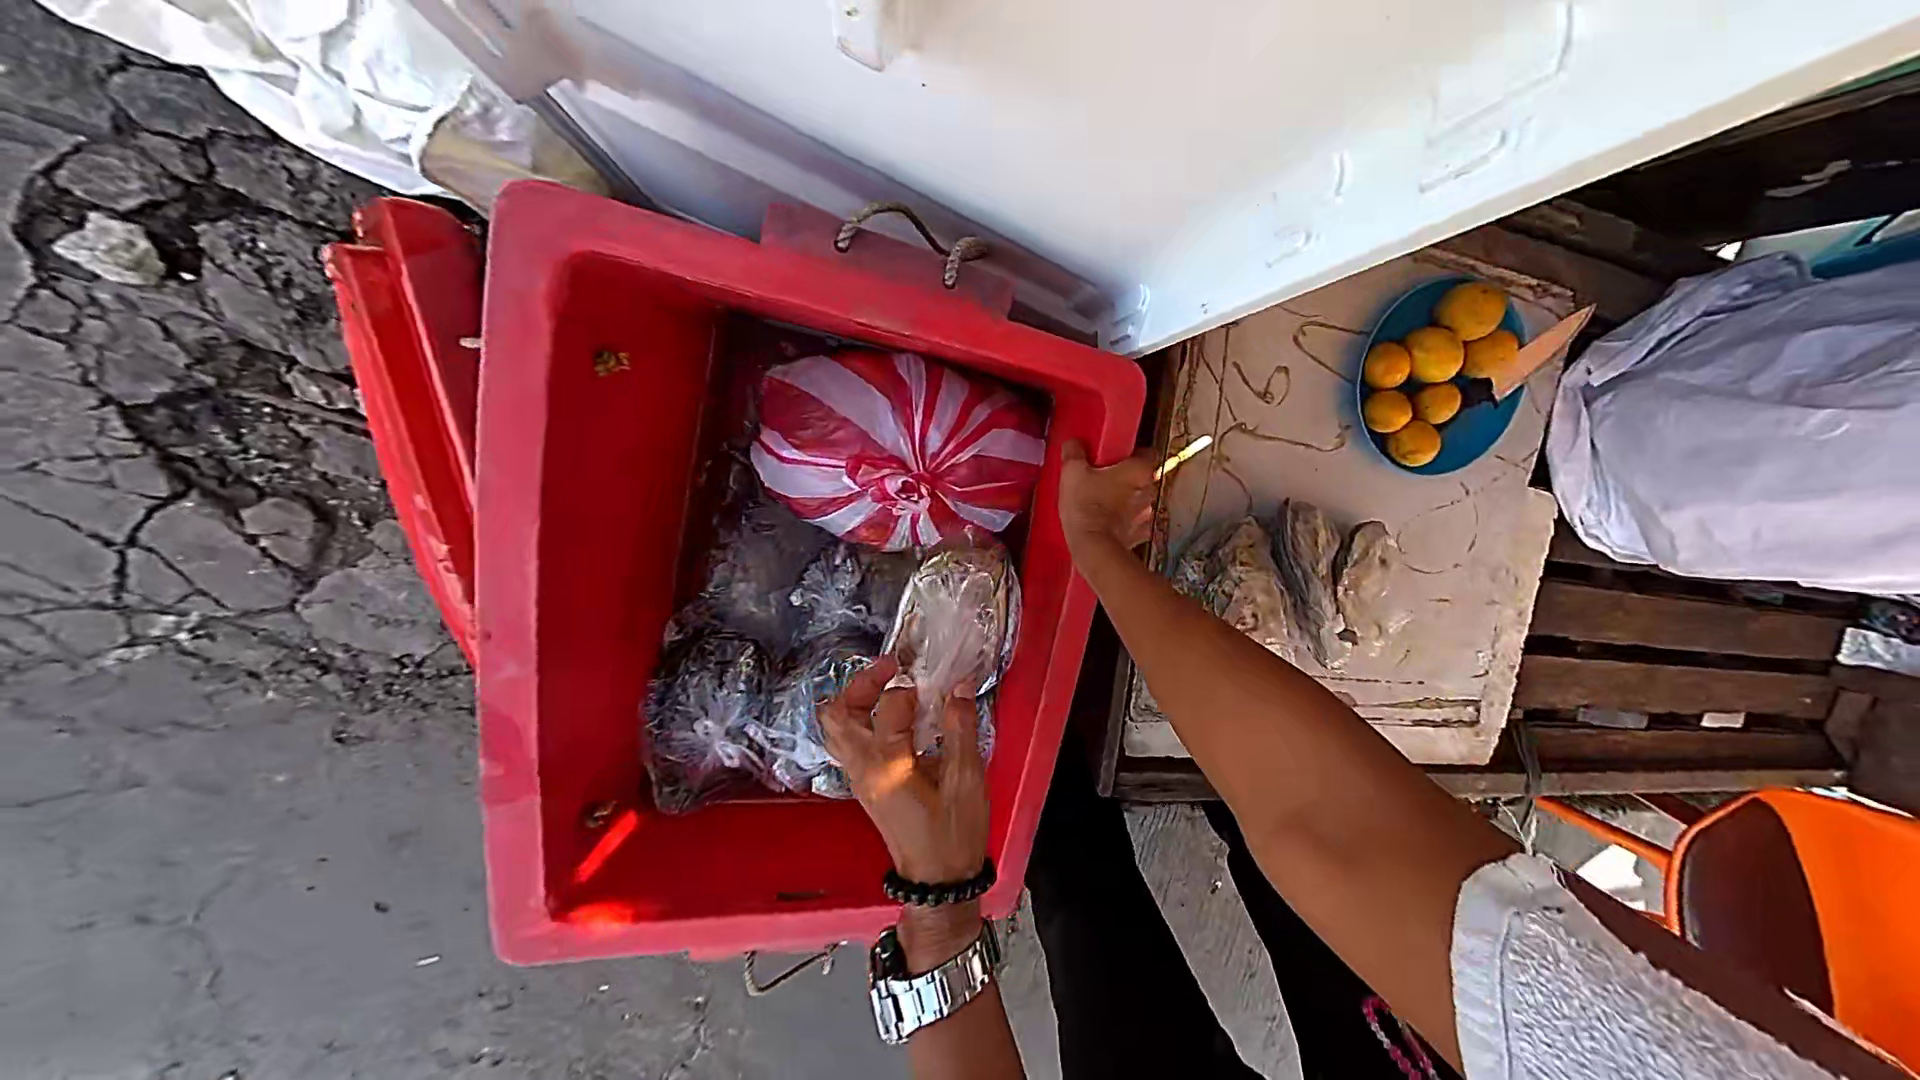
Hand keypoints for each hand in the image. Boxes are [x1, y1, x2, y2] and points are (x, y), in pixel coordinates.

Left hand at [821, 655, 988, 886]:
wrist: (937, 881)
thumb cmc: (954, 833)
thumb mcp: (966, 780)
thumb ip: (960, 728)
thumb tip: (959, 686)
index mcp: (887, 765)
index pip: (889, 707)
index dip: (912, 689)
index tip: (938, 684)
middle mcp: (863, 768)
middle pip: (838, 712)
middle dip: (863, 683)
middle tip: (893, 668)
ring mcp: (858, 777)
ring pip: (837, 727)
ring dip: (857, 699)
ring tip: (891, 686)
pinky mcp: (864, 783)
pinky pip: (849, 740)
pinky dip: (863, 718)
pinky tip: (894, 716)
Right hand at [1058, 440, 1157, 558]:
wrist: (1092, 547)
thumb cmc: (1086, 505)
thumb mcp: (1072, 473)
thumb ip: (1074, 453)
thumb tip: (1073, 443)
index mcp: (1138, 470)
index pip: (1147, 452)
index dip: (1133, 453)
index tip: (1117, 457)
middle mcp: (1149, 490)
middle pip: (1143, 478)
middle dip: (1128, 479)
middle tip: (1105, 480)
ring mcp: (1147, 515)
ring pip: (1140, 501)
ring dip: (1127, 501)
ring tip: (1105, 504)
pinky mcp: (1140, 535)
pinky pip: (1135, 524)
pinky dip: (1125, 523)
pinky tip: (1109, 524)